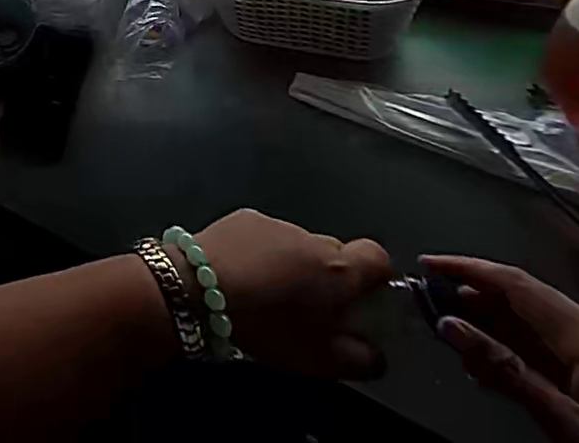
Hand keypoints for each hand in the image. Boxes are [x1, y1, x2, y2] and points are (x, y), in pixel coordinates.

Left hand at [190, 209, 393, 378]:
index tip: (363, 298)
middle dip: (329, 276)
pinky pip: (267, 235)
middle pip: (335, 252)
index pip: (377, 256)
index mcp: (338, 269)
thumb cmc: (268, 327)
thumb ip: (360, 358)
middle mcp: (310, 238)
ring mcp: (275, 223)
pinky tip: (244, 273)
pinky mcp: (244, 217)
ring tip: (270, 292)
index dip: (375, 276)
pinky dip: (264, 251)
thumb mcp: (321, 360)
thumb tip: (375, 352)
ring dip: (293, 264)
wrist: (201, 288)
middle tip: (311, 306)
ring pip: (298, 244)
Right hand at [420, 255, 578, 442]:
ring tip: (464, 338)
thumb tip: (451, 327)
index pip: (518, 285)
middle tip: (436, 305)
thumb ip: (512, 375)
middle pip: (533, 302)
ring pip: (551, 327)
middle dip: (480, 296)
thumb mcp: (575, 429)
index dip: (468, 268)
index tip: (427, 264)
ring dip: (503, 326)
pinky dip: (533, 351)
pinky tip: (512, 368)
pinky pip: (573, 352)